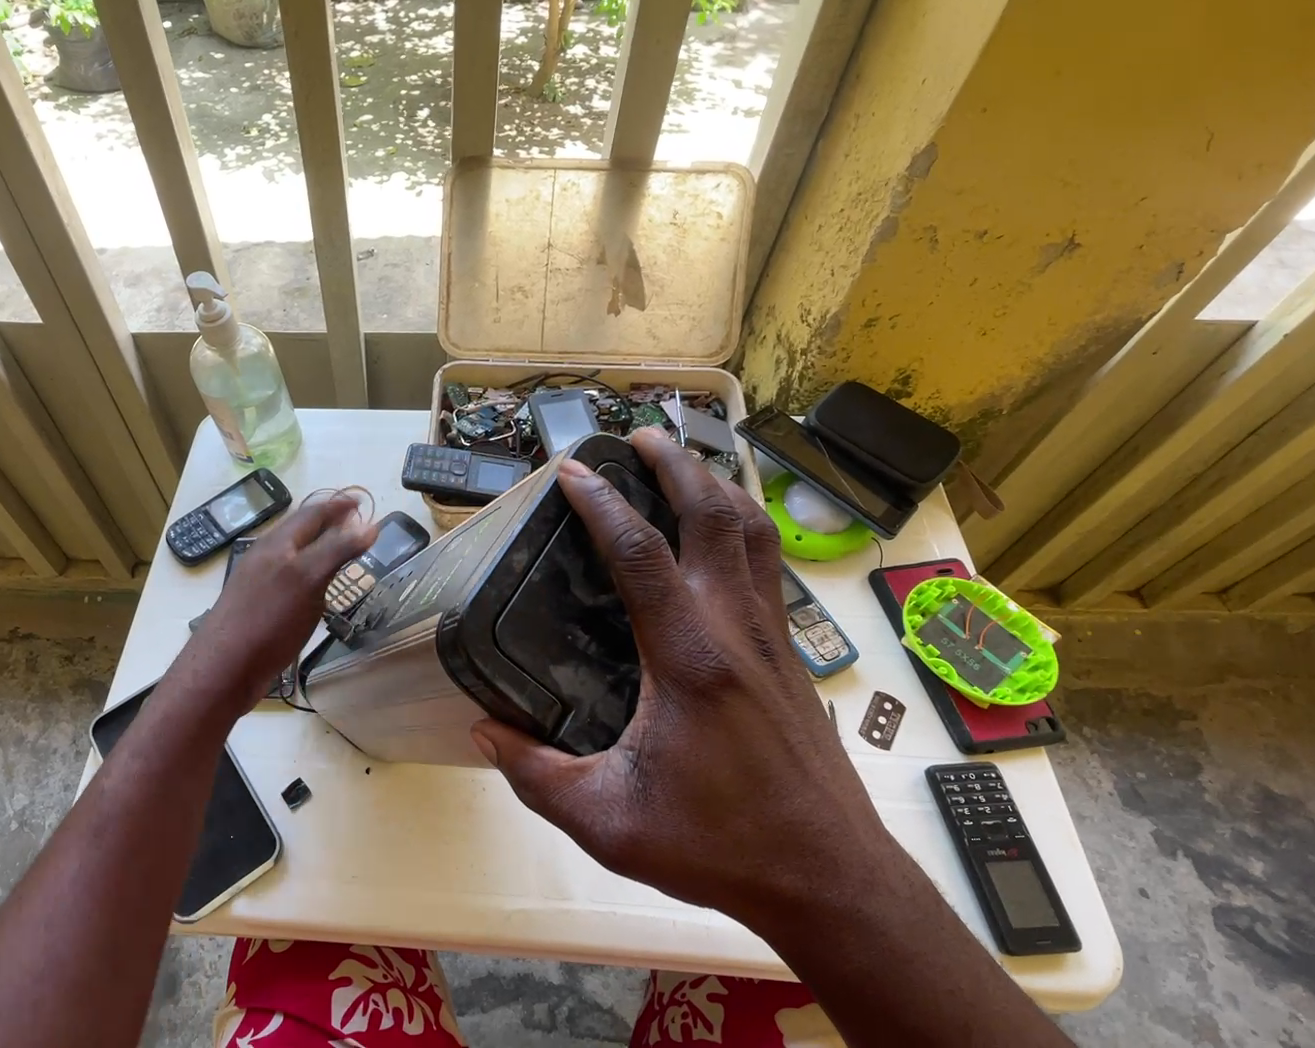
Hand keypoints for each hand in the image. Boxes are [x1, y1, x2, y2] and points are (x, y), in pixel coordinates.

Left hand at [190, 495, 376, 711]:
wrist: (225, 669)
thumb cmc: (268, 620)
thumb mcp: (307, 579)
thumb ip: (336, 549)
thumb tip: (369, 525)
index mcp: (277, 544)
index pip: (311, 514)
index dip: (337, 506)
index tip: (361, 502)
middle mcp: (266, 558)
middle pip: (299, 532)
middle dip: (326, 524)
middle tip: (353, 524)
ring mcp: (259, 583)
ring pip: (293, 556)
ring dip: (317, 549)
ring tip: (339, 552)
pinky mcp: (258, 609)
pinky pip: (289, 581)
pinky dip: (309, 576)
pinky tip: (315, 592)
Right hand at [469, 429, 902, 935]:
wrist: (831, 877)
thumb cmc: (721, 846)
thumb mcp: (608, 821)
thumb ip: (536, 775)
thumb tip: (483, 732)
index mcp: (689, 657)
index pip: (640, 554)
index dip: (600, 504)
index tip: (569, 473)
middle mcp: (737, 630)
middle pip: (714, 517)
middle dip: (676, 465)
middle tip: (639, 436)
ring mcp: (773, 639)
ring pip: (754, 534)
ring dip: (717, 488)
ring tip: (682, 467)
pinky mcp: (791, 657)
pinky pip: (767, 568)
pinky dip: (741, 530)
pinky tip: (720, 540)